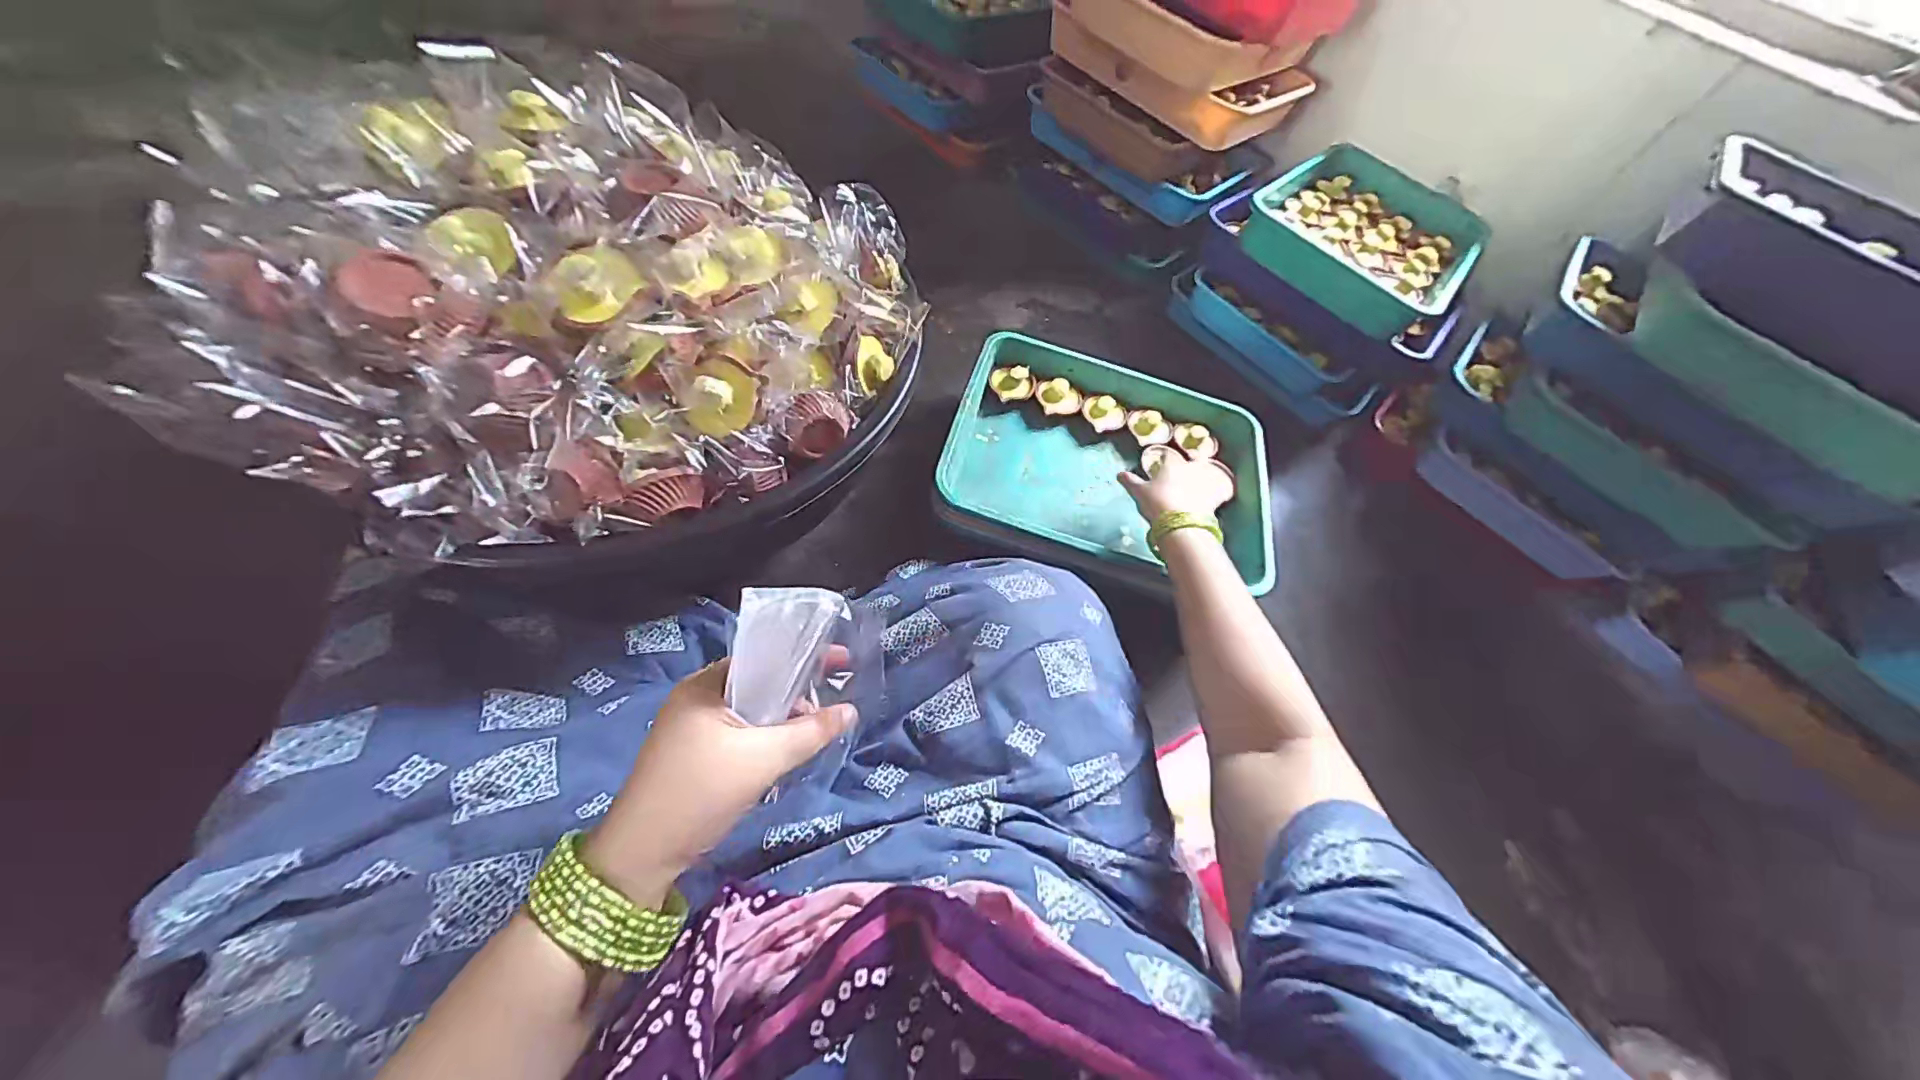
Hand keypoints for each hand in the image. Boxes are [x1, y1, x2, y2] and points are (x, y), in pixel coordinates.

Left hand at [583, 651, 856, 905]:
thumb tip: (851, 711)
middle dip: (796, 692)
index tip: (841, 661)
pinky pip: (740, 732)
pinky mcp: (694, 753)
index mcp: (704, 685)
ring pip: (751, 711)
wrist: (641, 857)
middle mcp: (696, 698)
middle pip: (758, 683)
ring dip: (781, 719)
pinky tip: (785, 752)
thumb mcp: (763, 760)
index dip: (803, 656)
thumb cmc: (700, 793)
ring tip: (813, 731)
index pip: (762, 657)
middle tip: (832, 703)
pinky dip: (765, 737)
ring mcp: (691, 727)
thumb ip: (810, 732)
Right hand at [1117, 450, 1233, 522]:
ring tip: (1200, 486)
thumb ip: (1130, 481)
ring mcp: (1205, 481)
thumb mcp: (1139, 492)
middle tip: (1183, 477)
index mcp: (1171, 465)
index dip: (1165, 460)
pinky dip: (1221, 492)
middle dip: (1190, 467)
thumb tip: (1119, 473)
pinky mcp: (1216, 496)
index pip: (1168, 456)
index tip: (1162, 465)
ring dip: (1206, 477)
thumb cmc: (1156, 502)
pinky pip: (1222, 490)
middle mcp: (1190, 468)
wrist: (1179, 523)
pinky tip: (1220, 496)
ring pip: (1209, 473)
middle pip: (1193, 462)